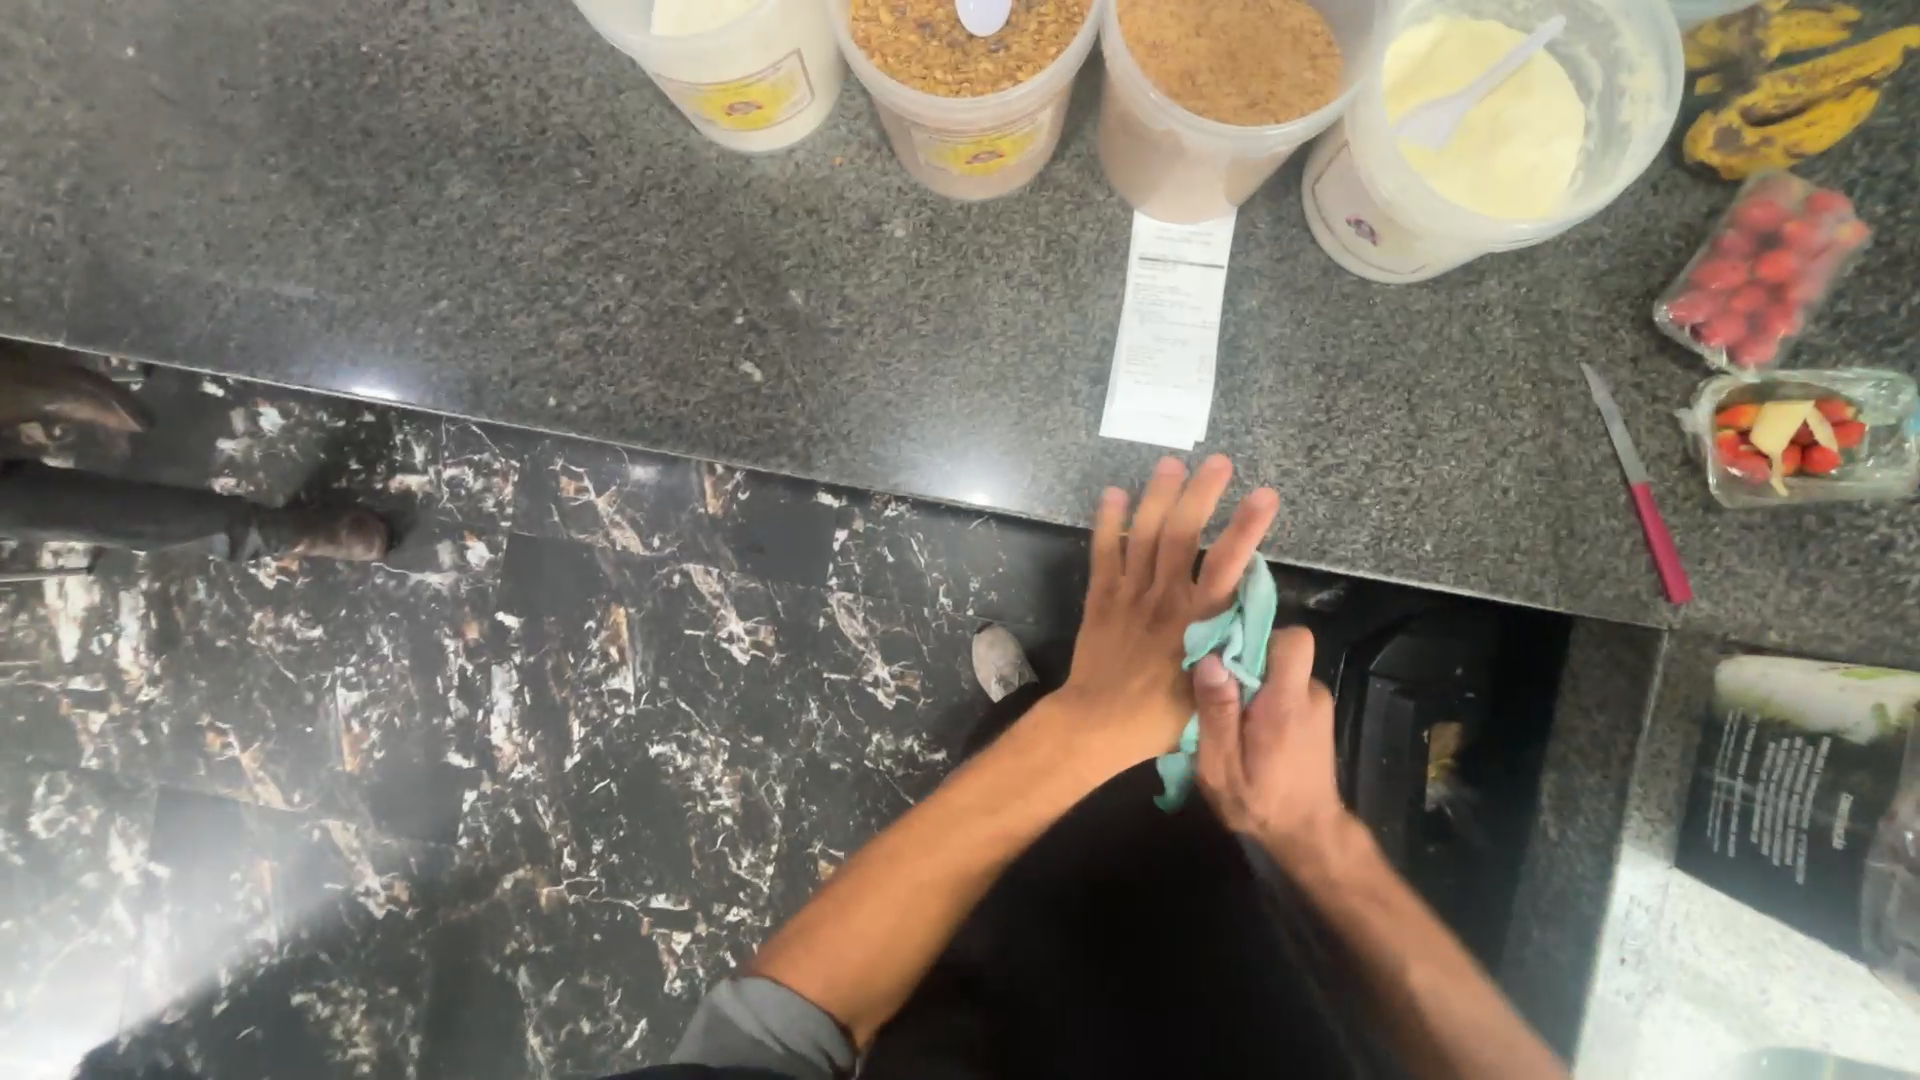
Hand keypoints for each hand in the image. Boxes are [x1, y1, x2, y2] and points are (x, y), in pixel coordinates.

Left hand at [1046, 455, 1278, 772]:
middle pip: (1181, 534)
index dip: (1246, 527)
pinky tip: (1114, 493)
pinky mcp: (1100, 597)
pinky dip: (1107, 522)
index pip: (1226, 564)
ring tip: (1171, 464)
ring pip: (1143, 535)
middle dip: (1201, 493)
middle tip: (1218, 462)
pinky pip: (1103, 553)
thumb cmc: (1162, 715)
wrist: (1098, 724)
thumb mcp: (1214, 688)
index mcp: (1197, 620)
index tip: (1264, 495)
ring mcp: (1128, 594)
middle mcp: (1163, 597)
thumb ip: (1234, 649)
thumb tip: (1254, 617)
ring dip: (1158, 496)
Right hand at [1192, 626, 1352, 865]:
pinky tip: (1246, 729)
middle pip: (1276, 651)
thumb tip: (1210, 660)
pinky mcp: (1313, 714)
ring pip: (1276, 670)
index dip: (1258, 634)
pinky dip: (1262, 698)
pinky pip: (1283, 687)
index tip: (1224, 653)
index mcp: (1289, 704)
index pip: (1293, 640)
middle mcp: (1310, 695)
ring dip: (1250, 685)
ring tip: (1227, 718)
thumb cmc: (1261, 804)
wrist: (1309, 836)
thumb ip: (1216, 714)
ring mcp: (1316, 703)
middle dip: (1243, 664)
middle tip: (1214, 693)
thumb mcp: (1222, 768)